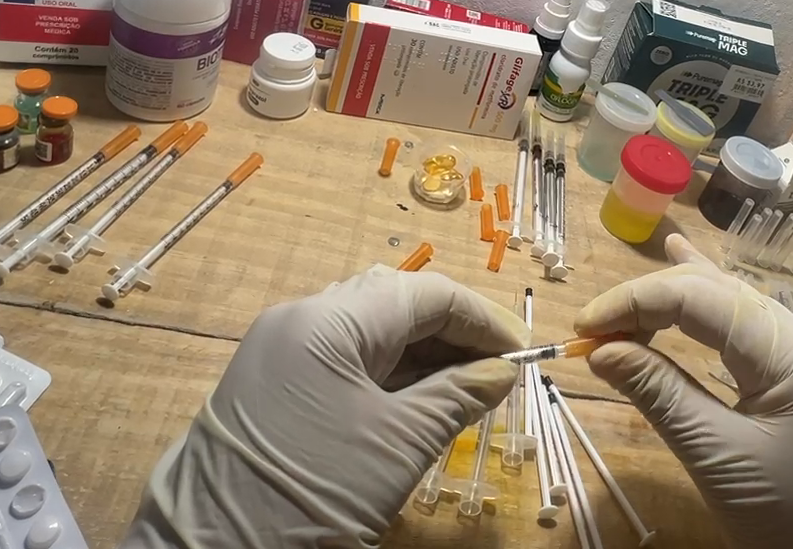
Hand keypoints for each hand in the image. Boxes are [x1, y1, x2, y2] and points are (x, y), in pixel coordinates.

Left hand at [121, 267, 527, 548]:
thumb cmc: (308, 499)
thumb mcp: (396, 448)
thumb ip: (457, 397)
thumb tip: (502, 373)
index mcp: (327, 320)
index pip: (424, 293)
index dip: (479, 318)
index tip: (520, 351)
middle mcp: (301, 317)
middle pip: (395, 301)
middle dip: (452, 331)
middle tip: (496, 369)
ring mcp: (281, 348)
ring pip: (370, 328)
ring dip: (423, 351)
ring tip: (466, 384)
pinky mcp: (272, 381)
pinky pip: (344, 357)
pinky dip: (388, 371)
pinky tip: (419, 395)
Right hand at [575, 234, 792, 548]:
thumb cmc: (790, 518)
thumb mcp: (719, 459)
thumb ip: (660, 395)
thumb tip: (600, 351)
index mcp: (786, 348)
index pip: (696, 297)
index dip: (634, 301)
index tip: (585, 328)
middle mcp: (792, 330)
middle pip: (706, 289)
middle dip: (644, 301)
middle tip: (592, 333)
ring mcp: (791, 343)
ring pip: (718, 296)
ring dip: (662, 300)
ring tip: (616, 310)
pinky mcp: (784, 362)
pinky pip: (733, 315)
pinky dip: (696, 295)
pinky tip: (680, 256)